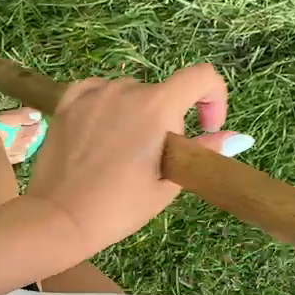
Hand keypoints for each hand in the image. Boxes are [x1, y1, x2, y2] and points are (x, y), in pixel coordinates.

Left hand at [25, 65, 246, 254]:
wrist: (60, 217)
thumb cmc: (118, 207)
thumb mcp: (167, 183)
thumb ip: (201, 152)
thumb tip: (234, 137)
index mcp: (157, 105)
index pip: (201, 77)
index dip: (214, 98)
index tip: (205, 127)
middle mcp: (124, 90)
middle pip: (159, 93)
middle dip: (164, 119)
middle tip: (152, 157)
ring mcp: (91, 95)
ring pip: (125, 93)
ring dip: (132, 113)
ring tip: (120, 151)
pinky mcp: (65, 106)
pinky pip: (93, 92)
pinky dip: (102, 105)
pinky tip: (99, 130)